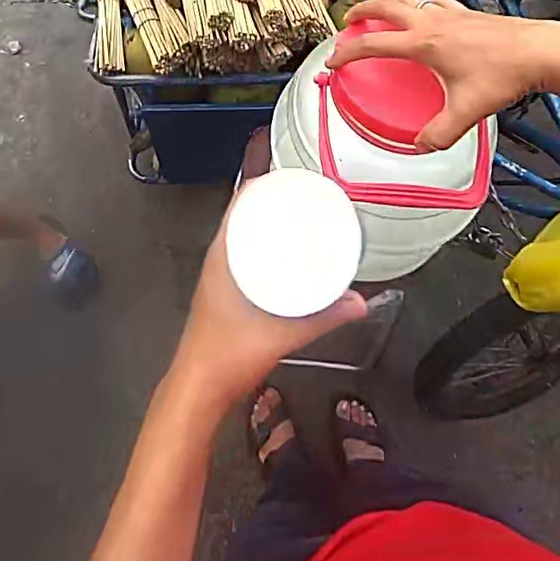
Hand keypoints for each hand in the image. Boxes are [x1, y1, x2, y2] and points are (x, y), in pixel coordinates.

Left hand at [171, 132, 366, 399]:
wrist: (198, 390)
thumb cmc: (227, 358)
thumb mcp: (283, 335)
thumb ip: (326, 318)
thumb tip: (360, 302)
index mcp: (224, 255)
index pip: (241, 200)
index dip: (265, 177)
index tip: (293, 170)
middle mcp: (220, 256)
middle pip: (247, 209)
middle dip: (277, 192)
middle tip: (309, 187)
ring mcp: (222, 270)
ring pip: (248, 227)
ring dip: (272, 213)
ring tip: (305, 208)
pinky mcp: (228, 285)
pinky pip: (248, 245)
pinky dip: (268, 234)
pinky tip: (291, 244)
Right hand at [325, 0, 559, 149]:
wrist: (539, 50)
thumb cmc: (505, 71)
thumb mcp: (467, 110)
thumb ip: (440, 132)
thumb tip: (423, 144)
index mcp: (424, 43)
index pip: (373, 42)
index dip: (347, 51)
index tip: (334, 58)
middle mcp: (434, 22)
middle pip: (386, 5)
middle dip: (362, 8)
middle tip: (350, 18)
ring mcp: (452, 14)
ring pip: (411, 0)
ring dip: (391, 4)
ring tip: (385, 15)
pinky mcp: (469, 14)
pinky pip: (437, 4)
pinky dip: (424, 7)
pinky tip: (432, 17)